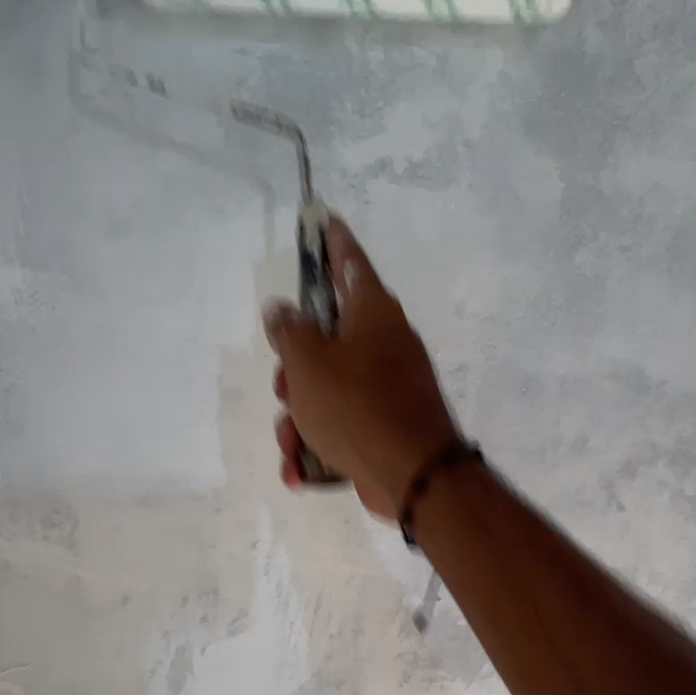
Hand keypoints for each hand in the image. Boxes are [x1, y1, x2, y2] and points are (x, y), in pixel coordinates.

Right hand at [266, 216, 461, 519]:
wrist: (413, 474)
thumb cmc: (357, 405)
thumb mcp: (308, 363)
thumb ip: (289, 331)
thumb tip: (282, 310)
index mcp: (372, 313)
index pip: (349, 262)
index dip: (333, 241)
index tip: (325, 220)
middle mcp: (384, 343)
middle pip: (325, 340)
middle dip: (294, 371)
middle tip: (286, 389)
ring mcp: (387, 387)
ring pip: (325, 389)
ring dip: (299, 419)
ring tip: (292, 444)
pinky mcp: (384, 425)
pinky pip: (340, 424)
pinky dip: (317, 445)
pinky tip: (301, 469)